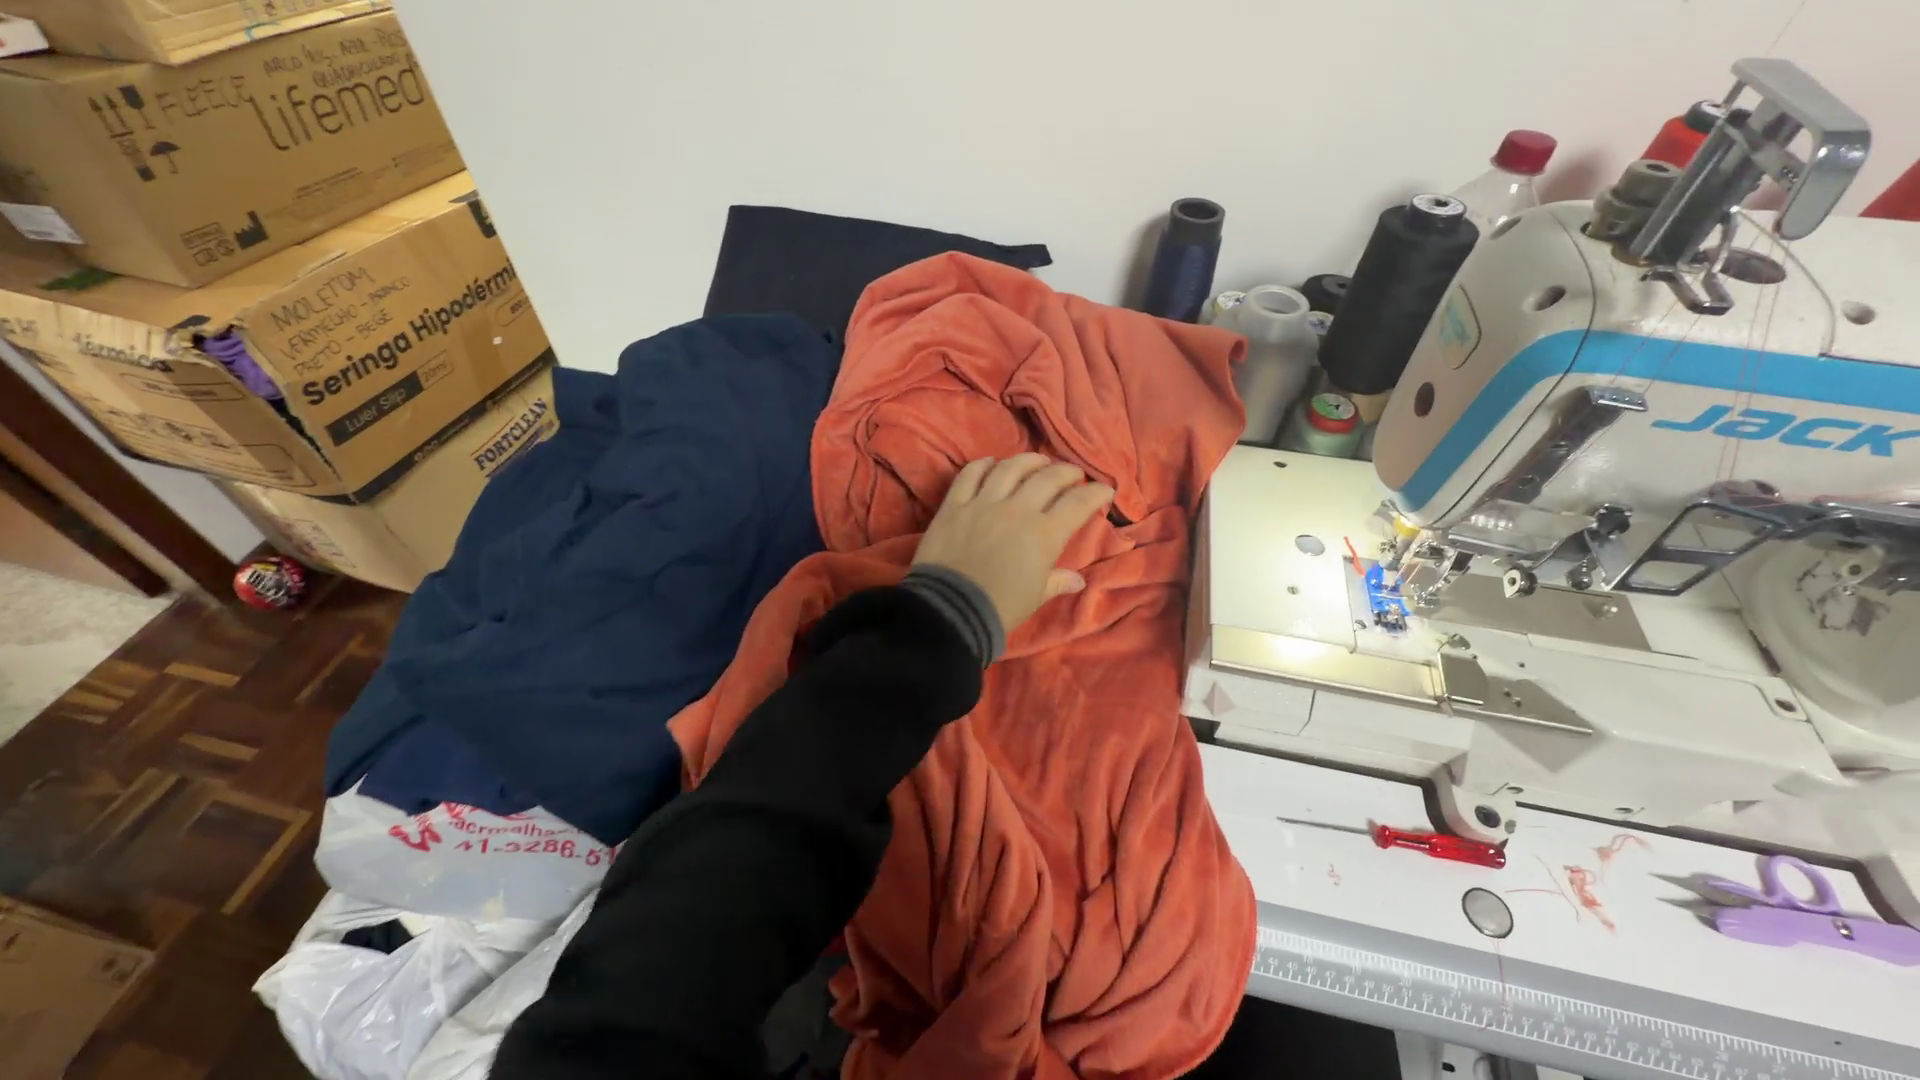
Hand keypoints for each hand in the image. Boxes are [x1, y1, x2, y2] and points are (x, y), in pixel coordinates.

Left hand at [912, 454, 1114, 632]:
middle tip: (1073, 474)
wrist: (951, 609)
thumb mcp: (1035, 597)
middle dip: (1066, 472)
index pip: (1078, 503)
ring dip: (1029, 461)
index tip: (1105, 490)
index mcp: (1044, 534)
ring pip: (1010, 468)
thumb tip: (1078, 580)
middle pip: (1048, 478)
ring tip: (1038, 462)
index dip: (1096, 493)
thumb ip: (1057, 582)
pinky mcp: (954, 505)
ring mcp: (984, 503)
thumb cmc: (1000, 607)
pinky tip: (991, 463)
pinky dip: (983, 465)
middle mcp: (1018, 510)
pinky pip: (970, 475)